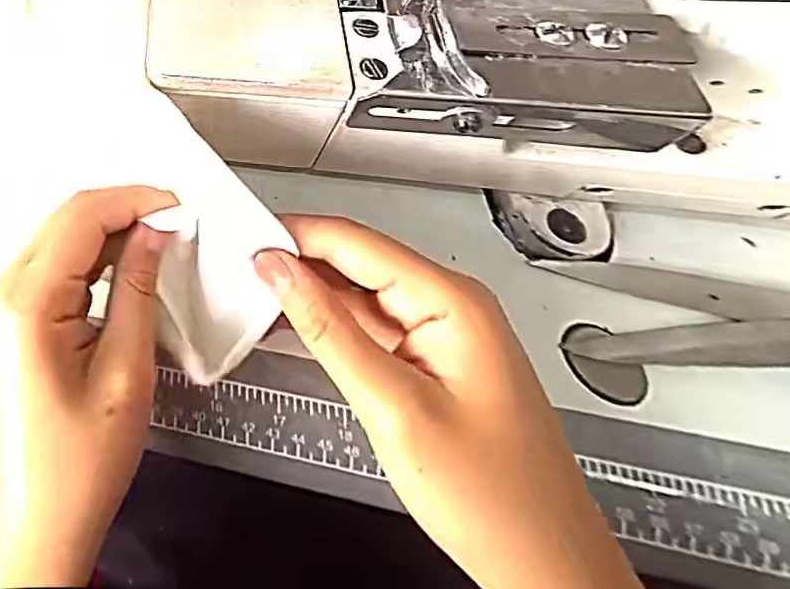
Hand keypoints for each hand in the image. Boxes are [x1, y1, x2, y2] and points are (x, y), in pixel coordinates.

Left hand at [0, 186, 177, 587]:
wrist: (41, 513)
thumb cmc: (75, 463)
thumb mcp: (125, 372)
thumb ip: (139, 290)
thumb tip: (153, 236)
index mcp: (29, 304)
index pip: (82, 217)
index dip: (133, 201)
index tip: (174, 205)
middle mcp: (11, 293)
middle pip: (71, 217)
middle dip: (126, 208)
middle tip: (173, 218)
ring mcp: (13, 301)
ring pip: (68, 233)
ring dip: (116, 227)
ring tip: (161, 237)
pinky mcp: (24, 311)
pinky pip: (65, 259)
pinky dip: (102, 251)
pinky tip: (132, 261)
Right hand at [254, 216, 639, 588]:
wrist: (546, 571)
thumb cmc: (497, 503)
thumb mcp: (394, 409)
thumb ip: (329, 330)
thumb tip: (281, 271)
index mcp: (452, 301)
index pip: (355, 241)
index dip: (296, 234)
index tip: (248, 239)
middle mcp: (449, 304)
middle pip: (355, 258)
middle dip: (297, 259)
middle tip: (243, 269)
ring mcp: (438, 330)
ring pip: (357, 289)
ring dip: (308, 291)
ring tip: (258, 296)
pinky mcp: (427, 355)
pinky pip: (367, 321)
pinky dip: (328, 321)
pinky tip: (294, 325)